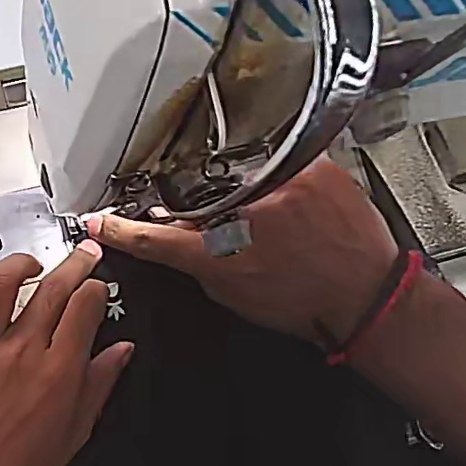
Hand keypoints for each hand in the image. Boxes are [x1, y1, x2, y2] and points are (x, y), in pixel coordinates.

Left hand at [0, 243, 134, 465]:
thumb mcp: (74, 432)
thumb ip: (99, 384)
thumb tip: (120, 353)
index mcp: (57, 373)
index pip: (85, 306)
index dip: (97, 287)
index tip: (97, 287)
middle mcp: (20, 354)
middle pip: (52, 288)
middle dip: (74, 264)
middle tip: (81, 257)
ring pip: (1, 284)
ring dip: (20, 264)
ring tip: (31, 264)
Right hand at [87, 157, 398, 344]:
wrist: (366, 295)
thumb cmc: (306, 302)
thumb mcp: (232, 294)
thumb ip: (197, 262)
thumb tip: (177, 239)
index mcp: (218, 251)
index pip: (153, 236)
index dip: (120, 227)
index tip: (99, 220)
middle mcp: (245, 212)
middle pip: (196, 196)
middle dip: (202, 211)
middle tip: (235, 233)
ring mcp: (281, 182)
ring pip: (238, 177)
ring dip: (247, 198)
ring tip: (280, 229)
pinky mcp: (312, 165)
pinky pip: (277, 163)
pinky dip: (278, 184)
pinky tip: (298, 212)